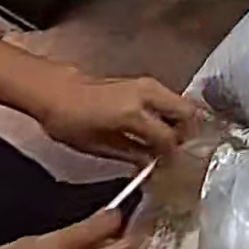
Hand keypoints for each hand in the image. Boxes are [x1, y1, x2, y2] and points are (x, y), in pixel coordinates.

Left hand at [28, 72, 200, 163]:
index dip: (171, 154)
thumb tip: (151, 164)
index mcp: (132, 113)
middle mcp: (148, 95)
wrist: (61, 93)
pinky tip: (162, 127)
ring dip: (182, 122)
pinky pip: (172, 98)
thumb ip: (130, 153)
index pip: (166, 136)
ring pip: (182, 102)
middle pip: (186, 111)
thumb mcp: (97, 145)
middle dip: (186, 133)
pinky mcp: (149, 82)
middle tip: (178, 151)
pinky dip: (173, 113)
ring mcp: (151, 85)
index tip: (170, 167)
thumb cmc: (71, 123)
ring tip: (171, 141)